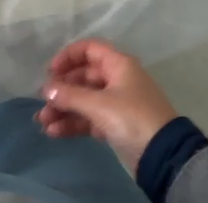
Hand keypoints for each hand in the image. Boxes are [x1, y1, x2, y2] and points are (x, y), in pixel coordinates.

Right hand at [36, 39, 178, 174]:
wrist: (164, 157)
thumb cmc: (133, 118)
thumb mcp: (100, 105)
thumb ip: (71, 96)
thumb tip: (46, 89)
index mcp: (118, 65)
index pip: (89, 50)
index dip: (68, 57)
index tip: (50, 72)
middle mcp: (117, 80)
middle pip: (83, 77)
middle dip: (61, 90)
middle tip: (43, 103)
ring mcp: (117, 104)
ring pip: (84, 100)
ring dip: (64, 110)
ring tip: (44, 122)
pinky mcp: (116, 125)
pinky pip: (89, 119)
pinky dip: (73, 124)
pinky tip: (55, 133)